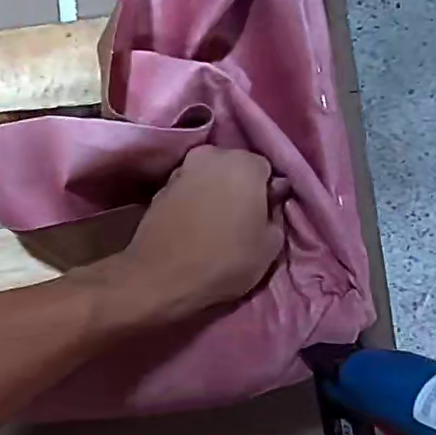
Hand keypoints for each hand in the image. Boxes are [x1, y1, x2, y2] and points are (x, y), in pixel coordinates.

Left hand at [92, 146, 284, 324]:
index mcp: (244, 162)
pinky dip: (192, 204)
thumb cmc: (224, 261)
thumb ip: (276, 214)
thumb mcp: (270, 247)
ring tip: (214, 227)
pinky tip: (192, 228)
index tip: (263, 217)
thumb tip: (271, 199)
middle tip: (240, 221)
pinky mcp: (158, 190)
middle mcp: (210, 156)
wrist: (159, 278)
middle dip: (239, 188)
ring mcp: (180, 170)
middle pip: (234, 168)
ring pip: (208, 178)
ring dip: (213, 195)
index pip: (266, 171)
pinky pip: (186, 192)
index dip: (267, 194)